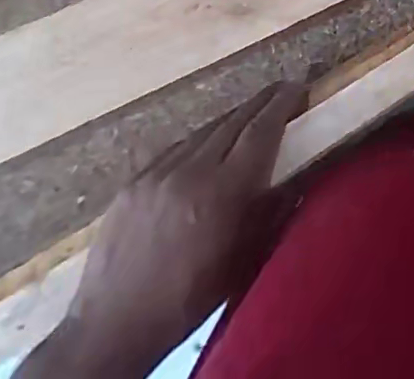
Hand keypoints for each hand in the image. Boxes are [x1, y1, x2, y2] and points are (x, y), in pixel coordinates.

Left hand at [23, 82, 306, 378]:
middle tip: (281, 92)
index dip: (282, 104)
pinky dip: (199, 141)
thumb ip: (274, 211)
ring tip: (248, 118)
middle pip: (234, 120)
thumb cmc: (191, 296)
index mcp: (225, 190)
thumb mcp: (246, 258)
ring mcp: (158, 172)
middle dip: (261, 102)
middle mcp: (192, 170)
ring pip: (204, 130)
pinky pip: (175, 148)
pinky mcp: (133, 180)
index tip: (298, 88)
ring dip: (231, 120)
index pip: (261, 130)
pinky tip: (205, 147)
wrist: (114, 325)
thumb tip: (300, 176)